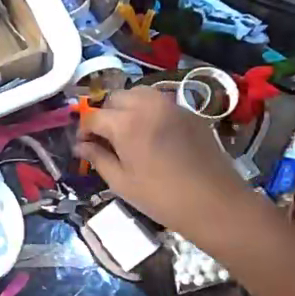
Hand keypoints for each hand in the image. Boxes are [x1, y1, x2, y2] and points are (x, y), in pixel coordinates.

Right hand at [77, 87, 269, 246]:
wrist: (214, 201)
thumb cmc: (162, 198)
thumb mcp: (122, 183)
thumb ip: (98, 159)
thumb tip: (81, 146)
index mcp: (126, 123)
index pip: (93, 116)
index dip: (83, 129)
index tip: (83, 145)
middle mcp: (147, 105)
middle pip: (116, 98)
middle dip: (105, 114)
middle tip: (105, 139)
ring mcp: (171, 105)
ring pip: (139, 94)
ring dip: (127, 107)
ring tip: (128, 132)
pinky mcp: (189, 112)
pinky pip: (161, 102)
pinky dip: (149, 111)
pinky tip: (153, 134)